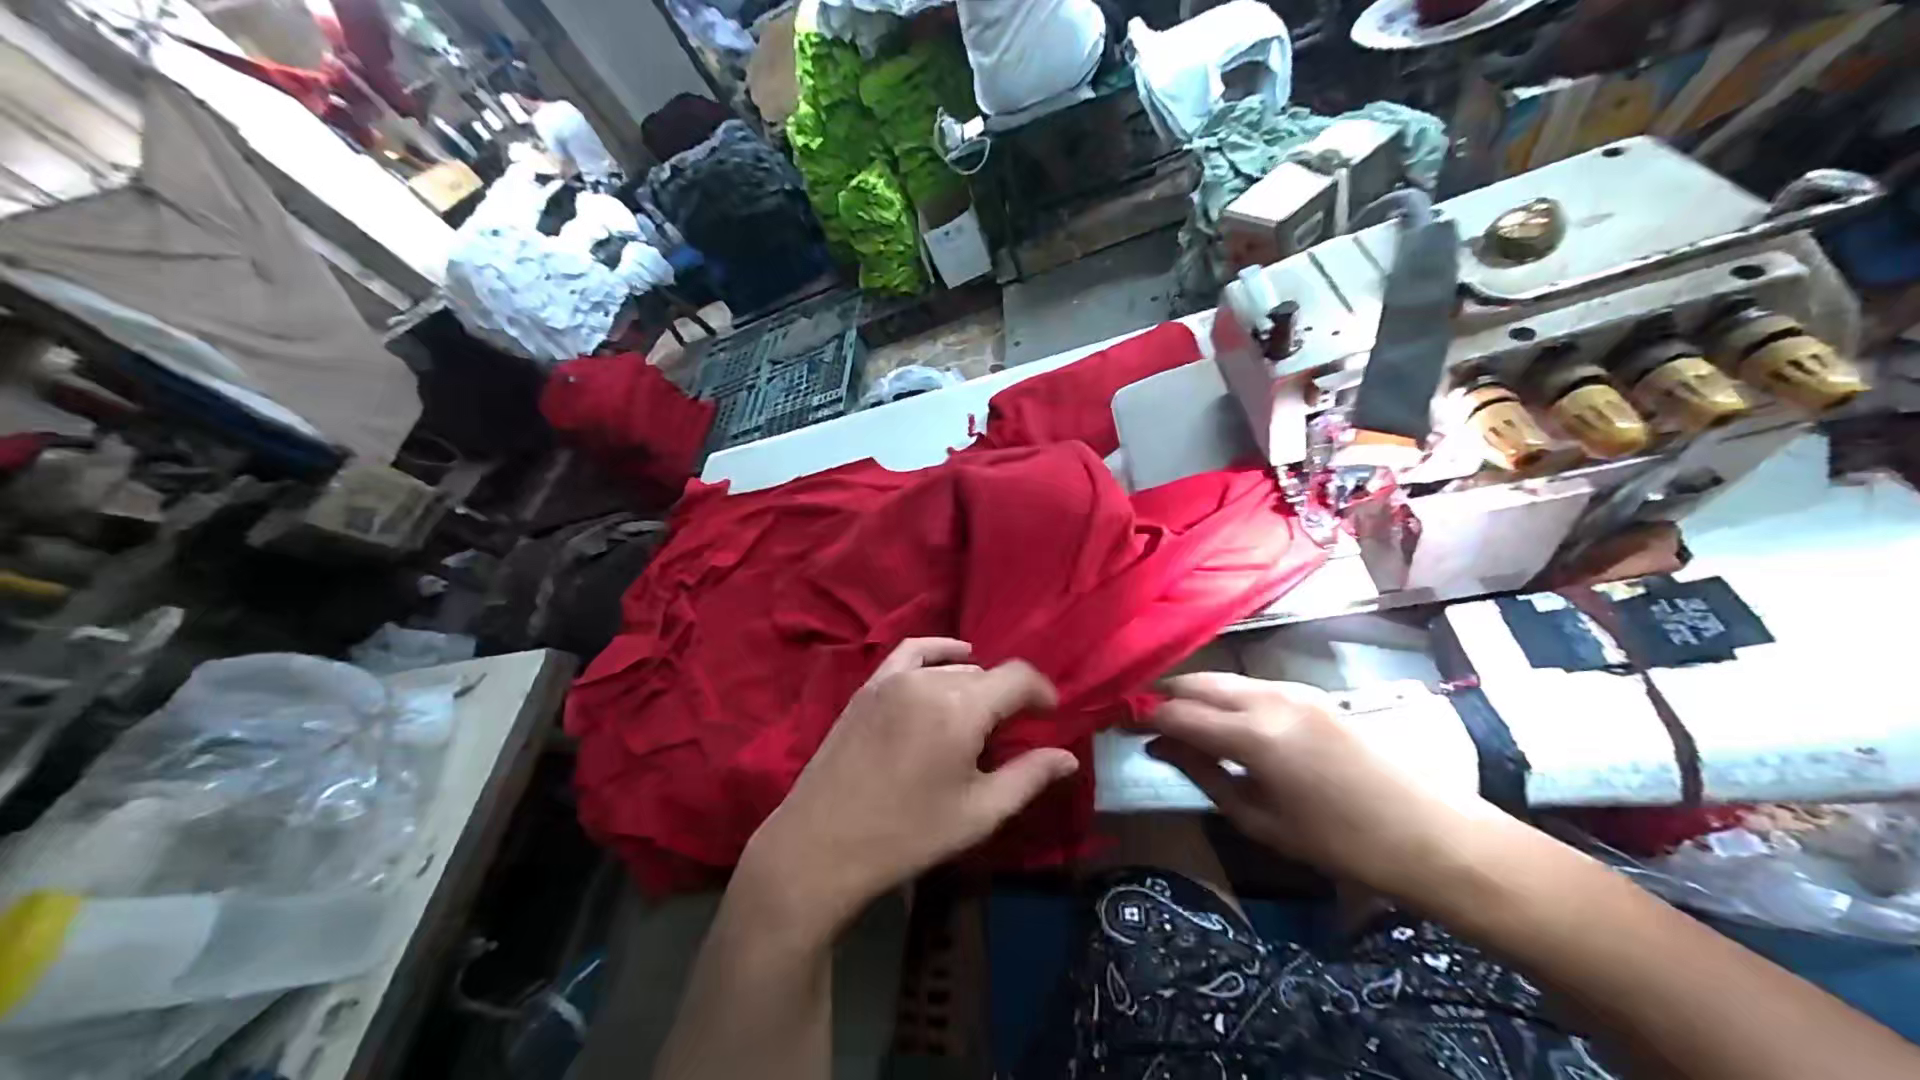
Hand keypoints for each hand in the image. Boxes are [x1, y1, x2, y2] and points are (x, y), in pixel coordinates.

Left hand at [739, 639, 1078, 933]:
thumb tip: (1067, 756)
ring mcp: (893, 679)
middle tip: (1011, 735)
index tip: (1050, 716)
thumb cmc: (908, 835)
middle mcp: (929, 681)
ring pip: (952, 668)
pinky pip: (912, 653)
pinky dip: (938, 651)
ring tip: (980, 718)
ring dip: (975, 685)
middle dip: (1007, 698)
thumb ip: (1029, 777)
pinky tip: (953, 658)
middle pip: (985, 675)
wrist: (822, 844)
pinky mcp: (869, 686)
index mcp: (961, 708)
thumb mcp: (979, 813)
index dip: (1041, 692)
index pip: (1017, 677)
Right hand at [1140, 672, 1513, 904]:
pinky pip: (1250, 684)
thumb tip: (1159, 747)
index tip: (1114, 719)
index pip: (1177, 714)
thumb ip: (1204, 775)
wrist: (1432, 834)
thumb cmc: (1340, 842)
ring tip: (1171, 713)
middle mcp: (1268, 698)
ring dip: (1192, 691)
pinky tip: (1218, 715)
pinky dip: (1223, 693)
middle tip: (1137, 713)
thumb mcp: (1260, 819)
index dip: (1141, 716)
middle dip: (1163, 694)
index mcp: (1253, 734)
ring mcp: (1293, 690)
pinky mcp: (1311, 693)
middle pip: (1197, 683)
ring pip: (1224, 678)